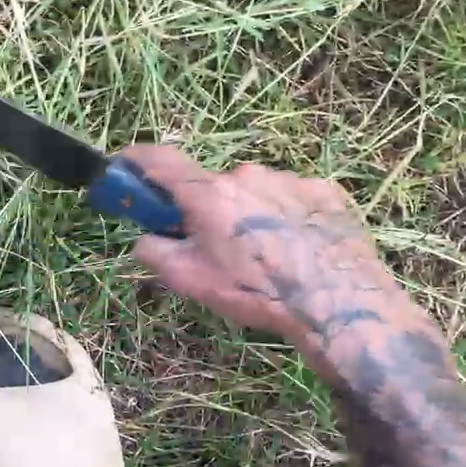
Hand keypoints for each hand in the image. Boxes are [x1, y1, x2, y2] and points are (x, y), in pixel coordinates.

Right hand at [120, 145, 411, 375]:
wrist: (342, 307)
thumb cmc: (256, 291)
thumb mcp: (188, 280)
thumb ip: (153, 252)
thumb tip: (148, 238)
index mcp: (208, 194)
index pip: (159, 160)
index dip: (136, 159)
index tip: (123, 164)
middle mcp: (246, 175)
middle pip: (210, 184)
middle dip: (203, 207)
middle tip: (211, 242)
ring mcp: (290, 180)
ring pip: (251, 191)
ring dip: (245, 211)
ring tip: (262, 252)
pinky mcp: (326, 192)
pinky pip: (289, 196)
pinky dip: (281, 214)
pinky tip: (294, 246)